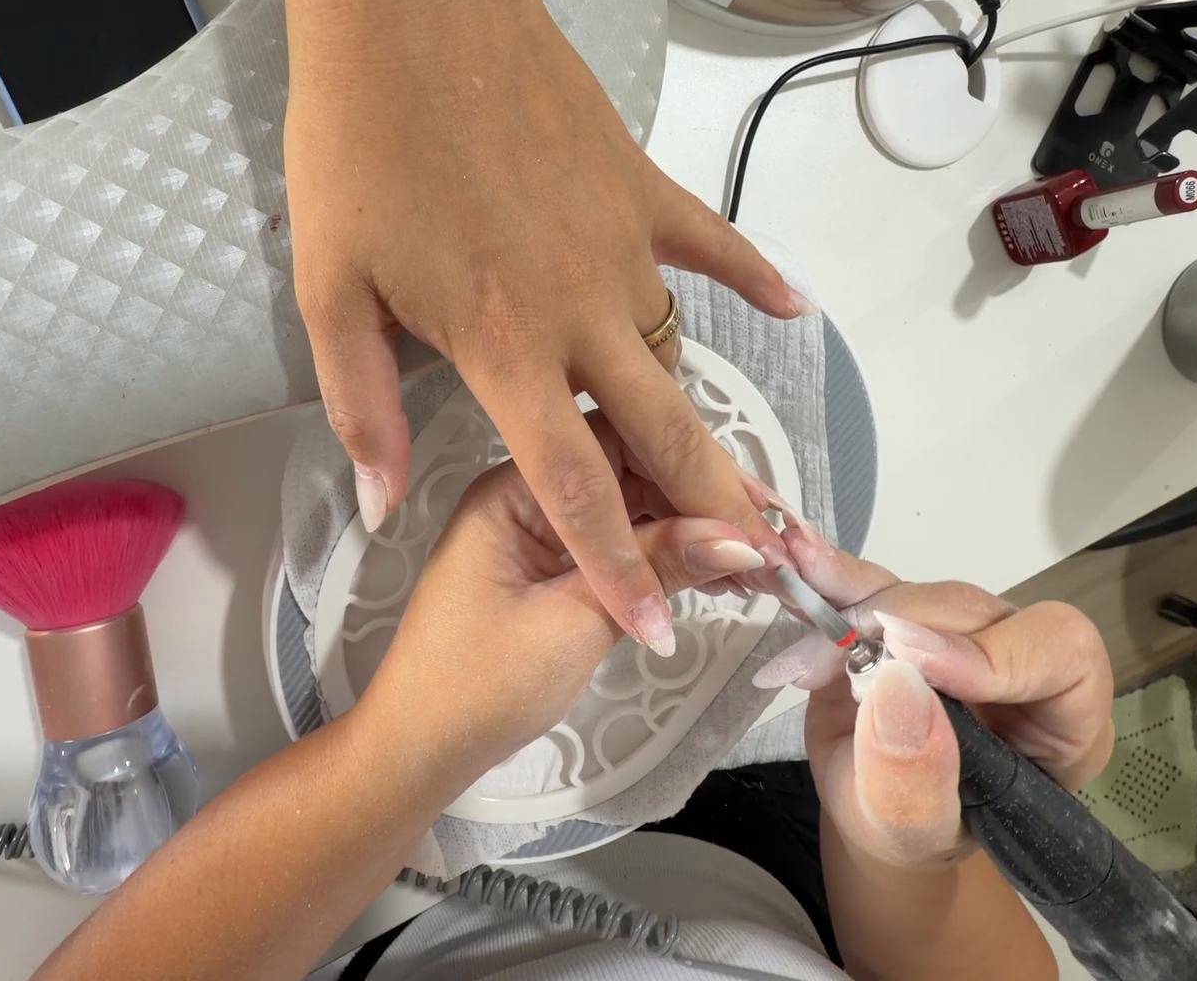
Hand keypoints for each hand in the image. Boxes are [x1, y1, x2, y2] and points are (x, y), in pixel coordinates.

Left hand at [281, 0, 809, 658]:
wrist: (410, 14)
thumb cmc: (359, 151)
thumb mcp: (329, 294)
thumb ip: (364, 409)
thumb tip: (383, 501)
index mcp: (505, 349)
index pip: (575, 489)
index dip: (617, 567)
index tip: (658, 627)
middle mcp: (583, 311)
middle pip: (663, 432)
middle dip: (709, 505)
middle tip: (752, 556)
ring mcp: (624, 245)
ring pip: (671, 350)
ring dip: (684, 407)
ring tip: (702, 455)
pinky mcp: (642, 187)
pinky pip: (711, 243)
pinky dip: (751, 278)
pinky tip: (790, 307)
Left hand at [355, 418, 768, 781]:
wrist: (419, 749)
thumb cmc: (479, 687)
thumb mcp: (574, 622)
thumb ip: (655, 568)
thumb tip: (742, 539)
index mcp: (516, 488)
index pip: (616, 447)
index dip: (690, 471)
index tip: (759, 507)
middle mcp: (528, 492)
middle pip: (629, 473)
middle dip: (701, 501)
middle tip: (777, 531)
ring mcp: (540, 527)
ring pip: (629, 508)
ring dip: (690, 529)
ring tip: (759, 556)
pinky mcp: (550, 561)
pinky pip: (616, 541)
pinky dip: (663, 553)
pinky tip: (712, 567)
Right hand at [752, 520, 1114, 870]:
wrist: (869, 808)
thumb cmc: (904, 830)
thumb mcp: (910, 828)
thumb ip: (913, 773)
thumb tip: (898, 681)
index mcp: (1055, 718)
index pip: (1056, 651)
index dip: (986, 648)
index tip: (905, 657)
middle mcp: (1011, 658)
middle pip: (969, 609)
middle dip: (888, 623)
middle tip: (819, 658)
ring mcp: (951, 629)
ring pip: (911, 587)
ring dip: (846, 588)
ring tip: (793, 581)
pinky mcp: (897, 611)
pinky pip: (865, 580)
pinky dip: (824, 576)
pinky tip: (792, 567)